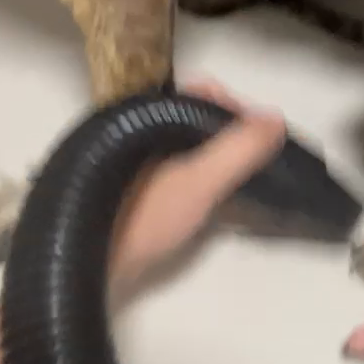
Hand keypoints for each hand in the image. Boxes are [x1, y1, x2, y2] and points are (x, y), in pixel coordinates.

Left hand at [107, 80, 285, 294]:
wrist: (87, 271)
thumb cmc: (142, 220)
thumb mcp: (199, 182)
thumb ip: (239, 150)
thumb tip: (276, 119)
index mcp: (146, 116)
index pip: (200, 92)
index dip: (234, 105)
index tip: (259, 132)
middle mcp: (135, 129)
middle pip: (195, 116)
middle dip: (229, 130)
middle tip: (255, 153)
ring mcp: (130, 160)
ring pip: (185, 142)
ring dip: (216, 152)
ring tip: (241, 173)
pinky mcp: (129, 188)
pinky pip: (175, 164)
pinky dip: (199, 171)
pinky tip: (212, 192)